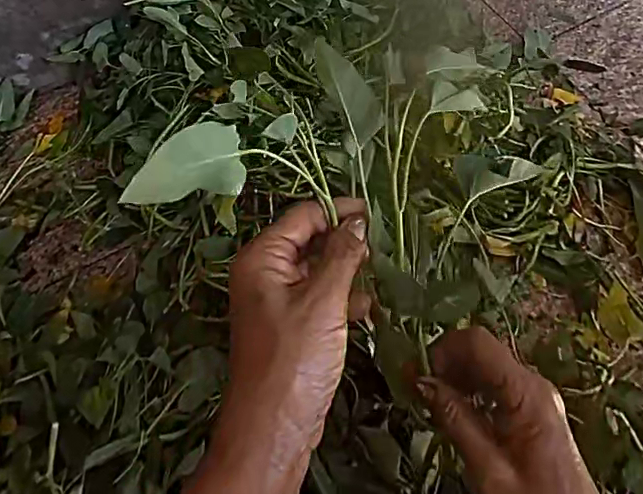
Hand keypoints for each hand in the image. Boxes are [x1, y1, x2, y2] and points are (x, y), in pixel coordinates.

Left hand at [188, 198, 369, 493]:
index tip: (373, 212)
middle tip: (380, 243)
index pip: (304, 215)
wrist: (273, 433)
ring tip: (379, 271)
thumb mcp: (323, 301)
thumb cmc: (293, 361)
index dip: (338, 210)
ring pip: (317, 268)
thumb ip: (342, 255)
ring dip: (347, 269)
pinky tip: (368, 305)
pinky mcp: (290, 324)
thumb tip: (358, 221)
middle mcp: (264, 272)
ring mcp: (276, 299)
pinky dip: (342, 296)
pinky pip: (319, 295)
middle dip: (344, 241)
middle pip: (310, 239)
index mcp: (262, 257)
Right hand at [419, 327, 597, 493]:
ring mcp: (537, 394)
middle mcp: (534, 383)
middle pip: (482, 350)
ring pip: (488, 365)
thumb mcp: (489, 471)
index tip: (420, 373)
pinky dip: (473, 389)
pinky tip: (457, 411)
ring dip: (458, 375)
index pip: (478, 342)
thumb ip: (456, 421)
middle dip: (448, 362)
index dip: (445, 349)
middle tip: (419, 388)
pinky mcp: (535, 408)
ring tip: (434, 402)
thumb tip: (421, 381)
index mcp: (527, 392)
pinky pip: (497, 384)